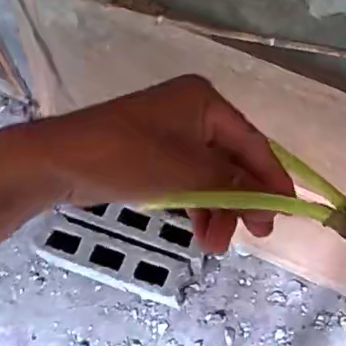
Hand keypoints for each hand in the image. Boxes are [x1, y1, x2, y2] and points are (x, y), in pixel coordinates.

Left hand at [19, 76, 295, 251]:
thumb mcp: (188, 173)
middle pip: (232, 161)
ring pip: (208, 175)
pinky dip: (195, 204)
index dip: (272, 179)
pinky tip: (199, 230)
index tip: (287, 214)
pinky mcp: (152, 153)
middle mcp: (191, 110)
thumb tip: (274, 202)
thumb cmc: (126, 157)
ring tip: (214, 244)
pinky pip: (186, 179)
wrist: (59, 161)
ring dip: (217, 209)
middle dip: (241, 201)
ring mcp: (170, 132)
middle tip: (254, 235)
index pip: (252, 143)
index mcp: (204, 101)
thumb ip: (235, 186)